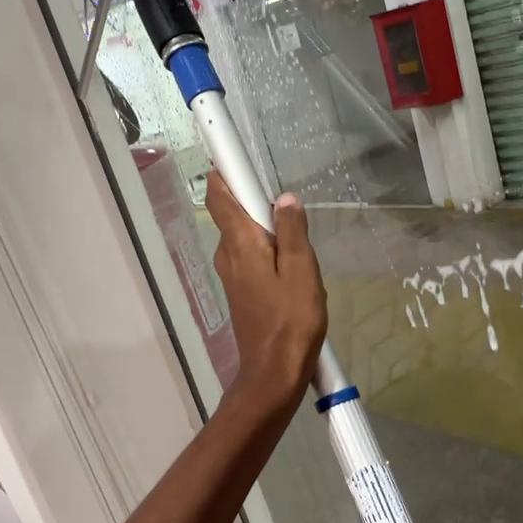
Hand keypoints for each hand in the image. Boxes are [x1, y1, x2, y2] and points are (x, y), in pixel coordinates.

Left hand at [205, 171, 326, 408]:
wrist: (274, 372)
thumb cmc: (291, 320)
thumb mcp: (302, 270)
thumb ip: (293, 231)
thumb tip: (284, 199)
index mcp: (240, 243)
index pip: (220, 194)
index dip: (223, 169)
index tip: (233, 151)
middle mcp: (228, 254)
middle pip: (232, 212)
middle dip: (254, 199)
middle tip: (289, 205)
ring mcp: (232, 274)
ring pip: (243, 236)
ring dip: (264, 228)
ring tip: (297, 240)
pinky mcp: (241, 291)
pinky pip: (250, 256)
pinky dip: (266, 249)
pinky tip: (291, 266)